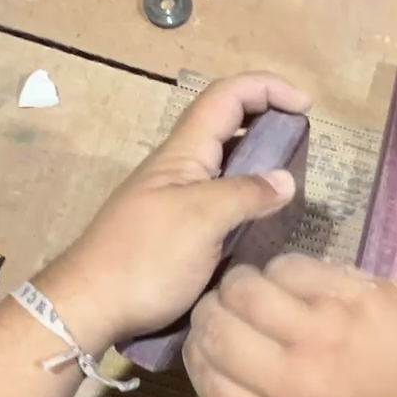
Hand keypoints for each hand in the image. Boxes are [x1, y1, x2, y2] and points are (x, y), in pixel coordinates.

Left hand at [38, 72, 311, 349]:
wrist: (90, 308)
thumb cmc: (143, 259)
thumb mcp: (200, 220)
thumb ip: (246, 194)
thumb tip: (286, 180)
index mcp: (183, 153)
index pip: (227, 97)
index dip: (267, 87)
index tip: (306, 105)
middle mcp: (181, 169)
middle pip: (227, 124)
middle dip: (268, 121)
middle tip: (304, 147)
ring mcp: (179, 201)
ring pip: (227, 165)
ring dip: (261, 162)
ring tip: (292, 184)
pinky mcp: (181, 232)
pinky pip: (223, 201)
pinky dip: (250, 199)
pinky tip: (266, 222)